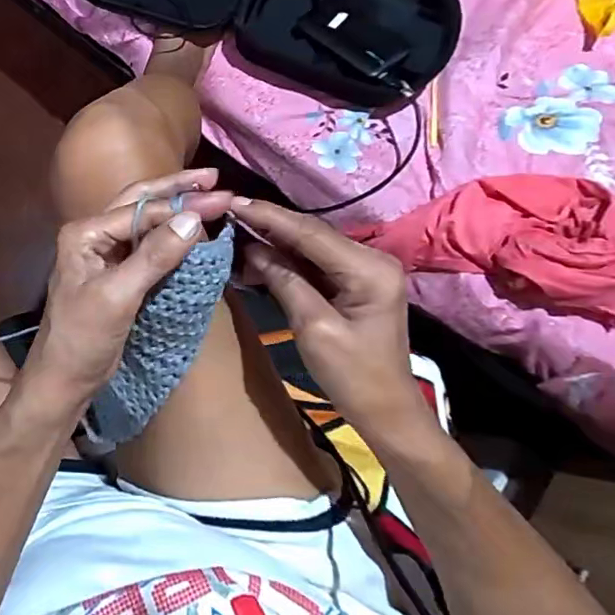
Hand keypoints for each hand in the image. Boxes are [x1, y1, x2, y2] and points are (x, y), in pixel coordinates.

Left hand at [23, 170, 232, 406]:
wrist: (64, 380)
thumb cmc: (82, 338)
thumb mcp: (118, 296)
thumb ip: (154, 256)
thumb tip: (193, 219)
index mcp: (85, 233)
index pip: (140, 210)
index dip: (181, 204)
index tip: (221, 200)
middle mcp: (94, 236)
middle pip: (140, 201)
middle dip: (177, 189)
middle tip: (214, 179)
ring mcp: (106, 255)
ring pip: (144, 220)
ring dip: (175, 207)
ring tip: (208, 194)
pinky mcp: (118, 274)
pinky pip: (148, 245)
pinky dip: (171, 235)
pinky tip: (191, 230)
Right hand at [229, 199, 432, 432]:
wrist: (387, 412)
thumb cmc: (354, 376)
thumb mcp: (314, 328)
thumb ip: (285, 281)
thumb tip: (253, 249)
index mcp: (369, 268)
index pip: (310, 233)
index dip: (269, 217)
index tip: (232, 203)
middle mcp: (371, 259)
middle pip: (311, 233)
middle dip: (268, 225)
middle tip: (227, 214)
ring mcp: (365, 269)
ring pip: (310, 245)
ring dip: (274, 241)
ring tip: (235, 236)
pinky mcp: (355, 282)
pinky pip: (315, 261)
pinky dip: (286, 259)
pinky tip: (258, 257)